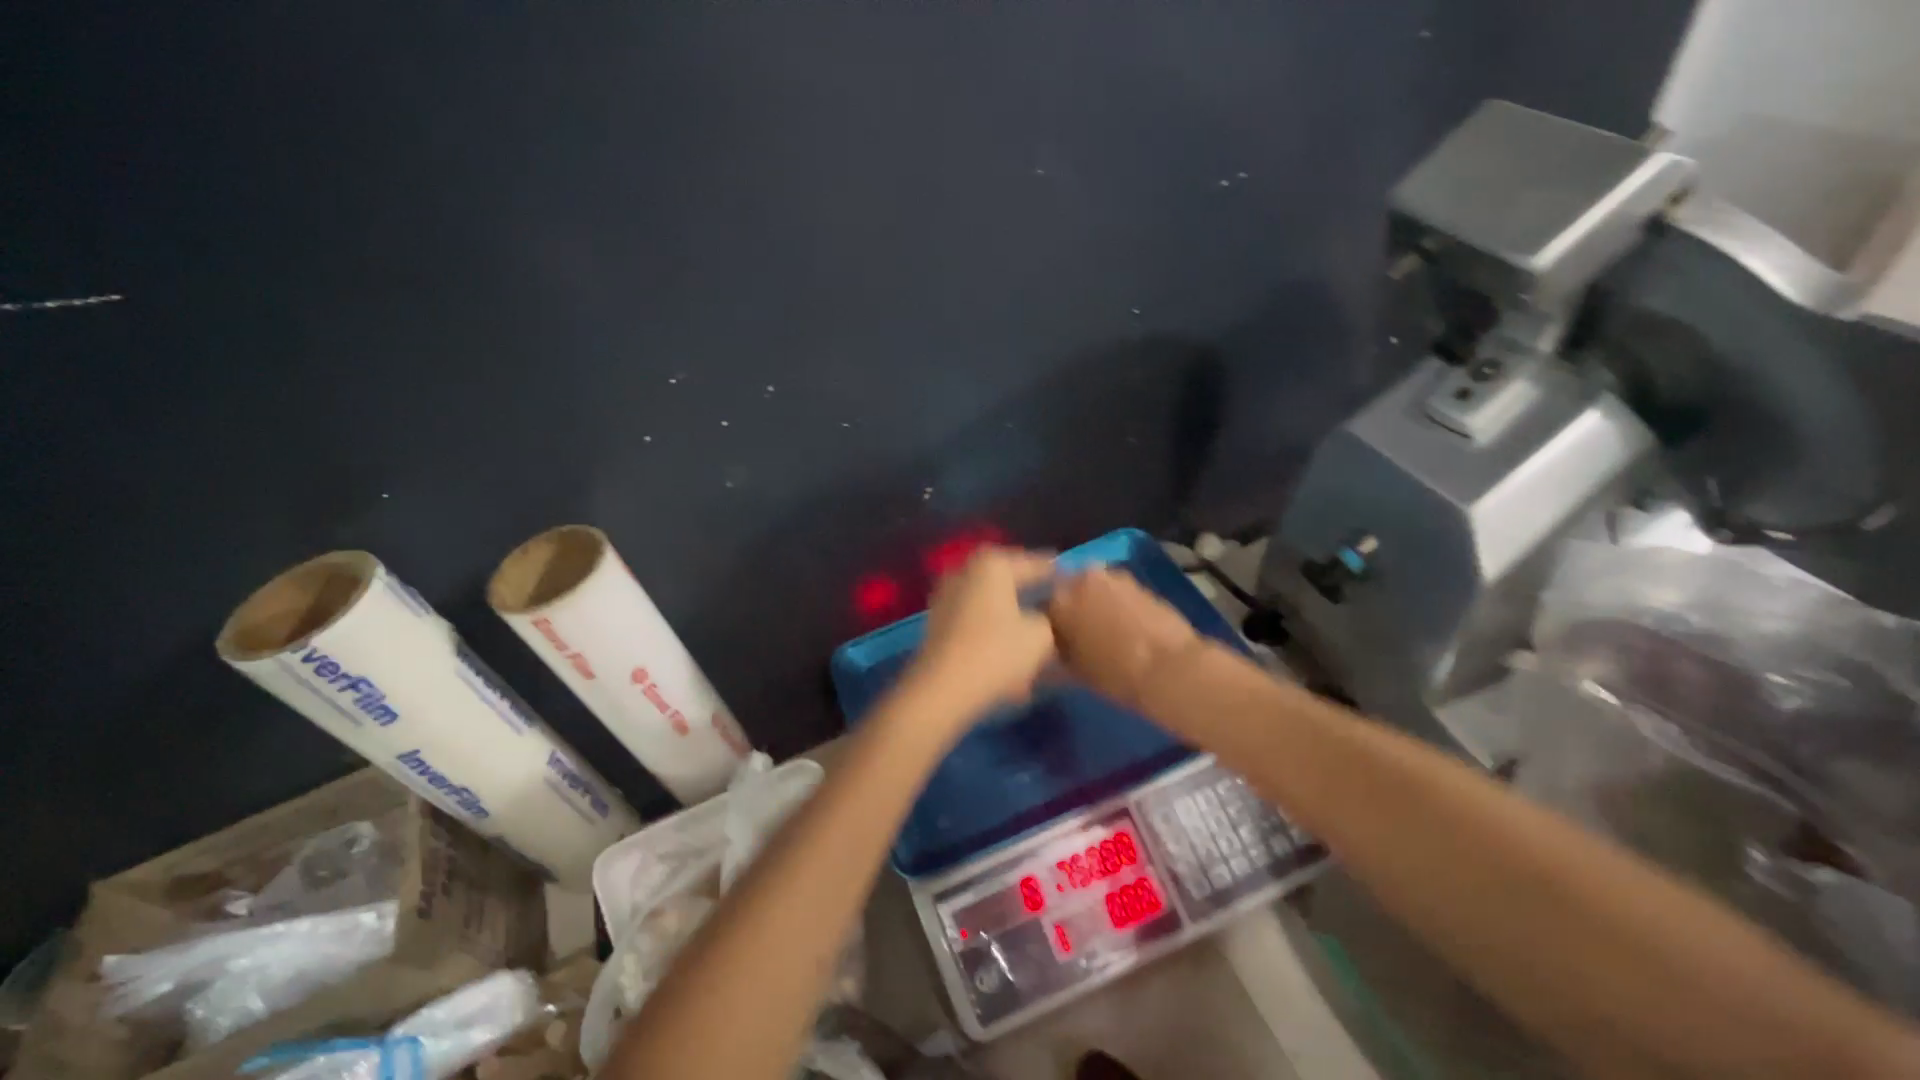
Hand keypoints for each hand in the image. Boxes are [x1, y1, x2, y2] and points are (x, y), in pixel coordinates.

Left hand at [902, 547, 1057, 729]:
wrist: (943, 689)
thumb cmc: (997, 652)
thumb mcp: (1041, 636)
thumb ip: (1049, 618)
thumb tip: (1044, 616)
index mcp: (993, 565)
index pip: (1035, 564)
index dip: (1057, 573)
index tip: (1073, 578)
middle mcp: (966, 571)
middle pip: (1008, 581)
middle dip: (1030, 594)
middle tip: (1052, 602)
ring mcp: (947, 596)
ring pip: (990, 603)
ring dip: (1011, 616)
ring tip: (1032, 631)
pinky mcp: (937, 623)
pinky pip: (975, 622)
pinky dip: (993, 632)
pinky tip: (1009, 651)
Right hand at [1048, 568, 1200, 708]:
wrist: (1171, 668)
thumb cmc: (1115, 673)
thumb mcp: (1074, 670)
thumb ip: (1060, 650)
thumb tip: (1056, 645)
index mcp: (1059, 599)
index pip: (1042, 607)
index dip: (1046, 625)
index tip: (1052, 640)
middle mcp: (1082, 578)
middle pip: (1069, 590)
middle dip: (1072, 608)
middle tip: (1078, 633)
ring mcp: (1115, 577)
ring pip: (1095, 589)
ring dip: (1096, 604)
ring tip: (1104, 630)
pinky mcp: (1142, 583)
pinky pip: (1119, 593)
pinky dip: (1118, 605)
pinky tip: (1125, 626)